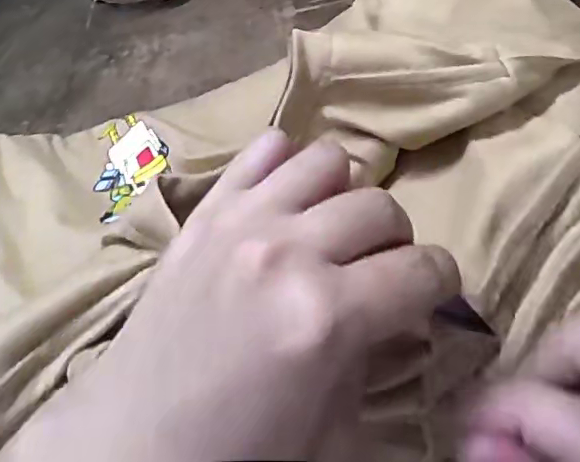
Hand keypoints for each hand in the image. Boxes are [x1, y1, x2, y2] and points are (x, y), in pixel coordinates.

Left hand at [0, 129, 460, 461]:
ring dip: (346, 193)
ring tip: (333, 229)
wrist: (137, 434)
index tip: (434, 292)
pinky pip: (264, 147)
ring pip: (327, 160)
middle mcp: (288, 249)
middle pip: (380, 207)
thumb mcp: (331, 430)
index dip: (441, 281)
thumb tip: (400, 311)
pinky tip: (286, 198)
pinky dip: (288, 163)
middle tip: (381, 270)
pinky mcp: (209, 205)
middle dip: (398, 241)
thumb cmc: (239, 449)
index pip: (420, 269)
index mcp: (326, 316)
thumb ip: (373, 357)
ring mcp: (243, 216)